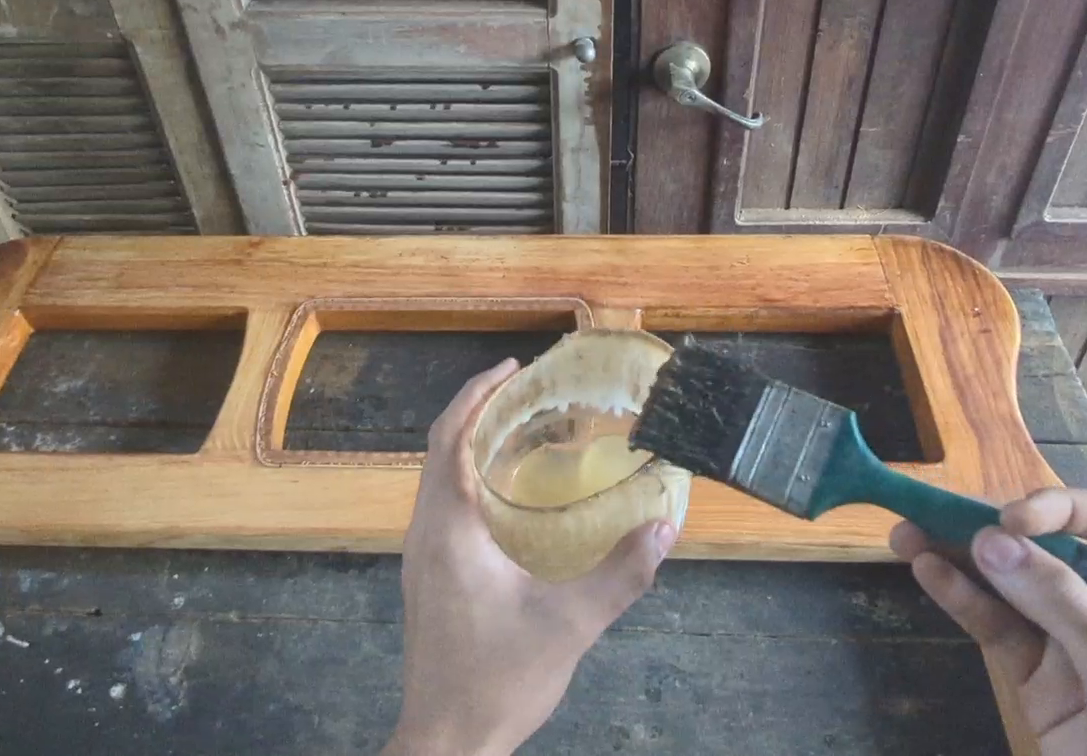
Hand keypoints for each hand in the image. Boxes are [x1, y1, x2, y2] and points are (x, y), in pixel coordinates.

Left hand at [385, 360, 677, 755]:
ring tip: (518, 425)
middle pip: (438, 446)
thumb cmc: (498, 679)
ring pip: (436, 473)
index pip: (449, 437)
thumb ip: (620, 576)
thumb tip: (664, 525)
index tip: (513, 368)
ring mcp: (421, 552)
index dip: (477, 394)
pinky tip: (505, 488)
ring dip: (469, 439)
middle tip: (524, 389)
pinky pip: (441, 499)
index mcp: (449, 527)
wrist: (443, 742)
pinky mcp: (426, 572)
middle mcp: (425, 530)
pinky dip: (466, 472)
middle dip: (476, 408)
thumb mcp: (568, 627)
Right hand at [892, 488, 1086, 755]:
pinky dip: (958, 596)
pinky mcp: (1034, 673)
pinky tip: (926, 572)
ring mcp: (1071, 642)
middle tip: (927, 510)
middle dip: (987, 528)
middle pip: (1045, 547)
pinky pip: (992, 623)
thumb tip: (991, 540)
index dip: (1057, 510)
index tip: (1008, 521)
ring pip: (1007, 581)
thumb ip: (1065, 608)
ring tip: (904, 535)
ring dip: (956, 556)